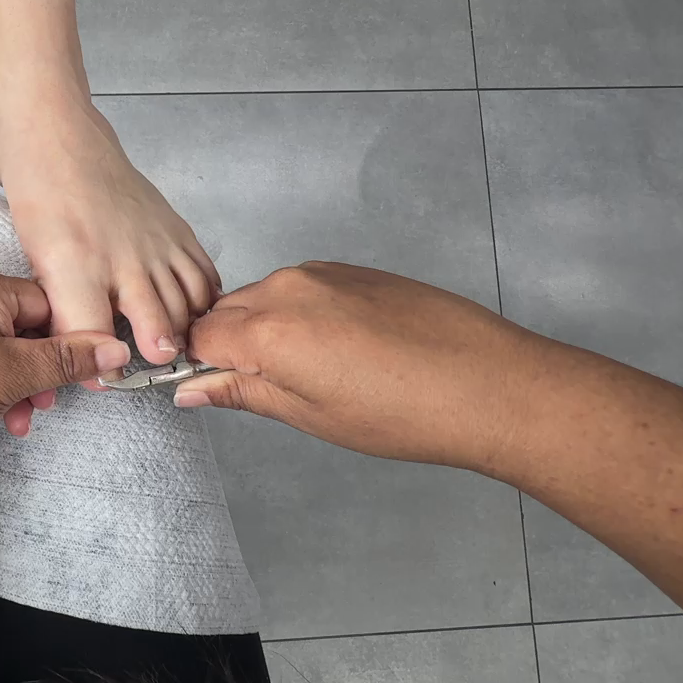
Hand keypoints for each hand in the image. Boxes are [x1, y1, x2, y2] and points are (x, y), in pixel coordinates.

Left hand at [0, 98, 220, 365]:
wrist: (57, 135)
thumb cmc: (35, 190)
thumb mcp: (31, 253)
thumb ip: (56, 301)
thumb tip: (74, 343)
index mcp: (73, 266)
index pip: (91, 336)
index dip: (97, 368)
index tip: (101, 380)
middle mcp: (120, 258)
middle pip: (158, 327)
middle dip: (158, 357)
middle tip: (154, 369)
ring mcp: (153, 241)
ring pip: (188, 303)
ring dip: (187, 331)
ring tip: (179, 349)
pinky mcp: (172, 226)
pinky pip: (202, 271)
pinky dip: (207, 296)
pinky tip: (199, 309)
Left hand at [0, 264, 130, 452]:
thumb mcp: (14, 373)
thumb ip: (68, 359)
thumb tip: (119, 348)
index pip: (48, 302)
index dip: (70, 342)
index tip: (86, 376)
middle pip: (29, 325)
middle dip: (41, 369)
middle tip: (47, 403)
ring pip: (8, 345)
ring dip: (22, 383)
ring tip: (22, 418)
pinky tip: (3, 416)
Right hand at [174, 262, 564, 472]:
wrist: (494, 384)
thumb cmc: (400, 415)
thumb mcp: (310, 415)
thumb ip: (240, 393)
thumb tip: (187, 391)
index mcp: (266, 330)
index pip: (197, 336)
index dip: (199, 362)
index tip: (218, 384)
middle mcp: (281, 289)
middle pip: (222, 311)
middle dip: (228, 342)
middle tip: (269, 381)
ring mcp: (316, 272)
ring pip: (259, 296)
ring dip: (263, 325)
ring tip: (314, 363)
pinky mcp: (346, 267)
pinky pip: (296, 286)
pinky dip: (296, 310)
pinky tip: (341, 342)